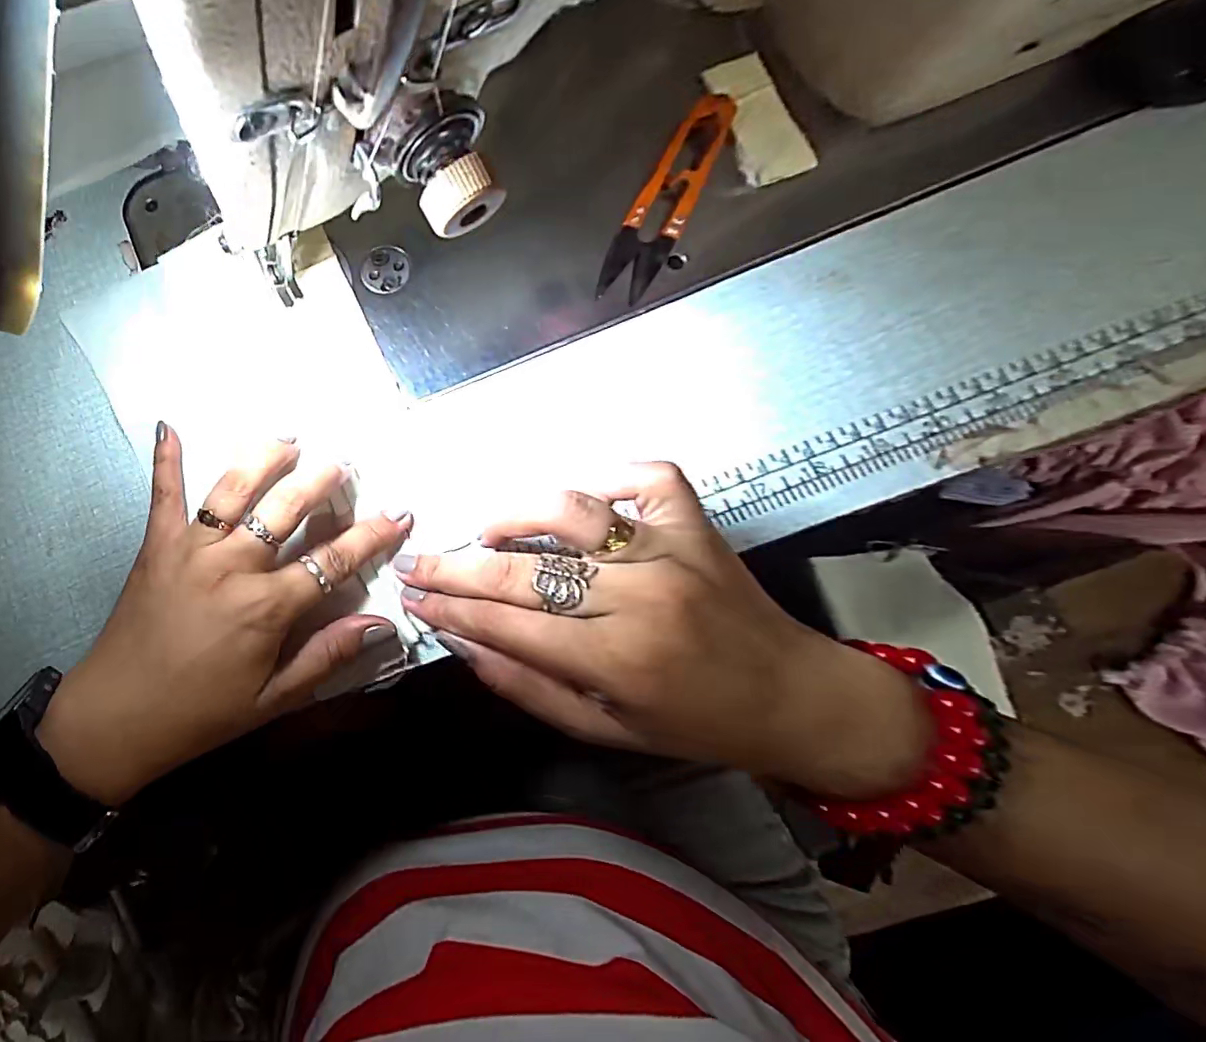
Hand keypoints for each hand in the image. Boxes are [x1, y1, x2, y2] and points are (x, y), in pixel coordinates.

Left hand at [35, 425, 410, 805]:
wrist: (116, 718)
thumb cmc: (200, 714)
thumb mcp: (273, 700)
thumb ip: (327, 656)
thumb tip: (380, 624)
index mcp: (266, 606)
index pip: (332, 561)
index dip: (371, 536)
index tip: (398, 515)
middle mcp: (231, 566)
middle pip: (286, 509)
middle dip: (320, 482)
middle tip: (342, 465)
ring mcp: (190, 550)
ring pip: (233, 490)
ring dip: (264, 460)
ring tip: (288, 441)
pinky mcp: (155, 547)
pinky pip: (163, 496)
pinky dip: (166, 461)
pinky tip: (169, 427)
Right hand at [395, 462, 930, 798]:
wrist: (794, 698)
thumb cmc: (692, 724)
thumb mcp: (601, 728)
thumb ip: (525, 686)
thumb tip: (461, 641)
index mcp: (619, 658)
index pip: (509, 623)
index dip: (451, 608)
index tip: (412, 597)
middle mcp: (642, 595)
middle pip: (525, 570)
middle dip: (457, 568)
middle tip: (418, 564)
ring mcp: (672, 549)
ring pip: (572, 511)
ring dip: (515, 515)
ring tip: (485, 532)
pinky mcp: (696, 522)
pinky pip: (645, 476)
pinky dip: (608, 476)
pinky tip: (580, 501)